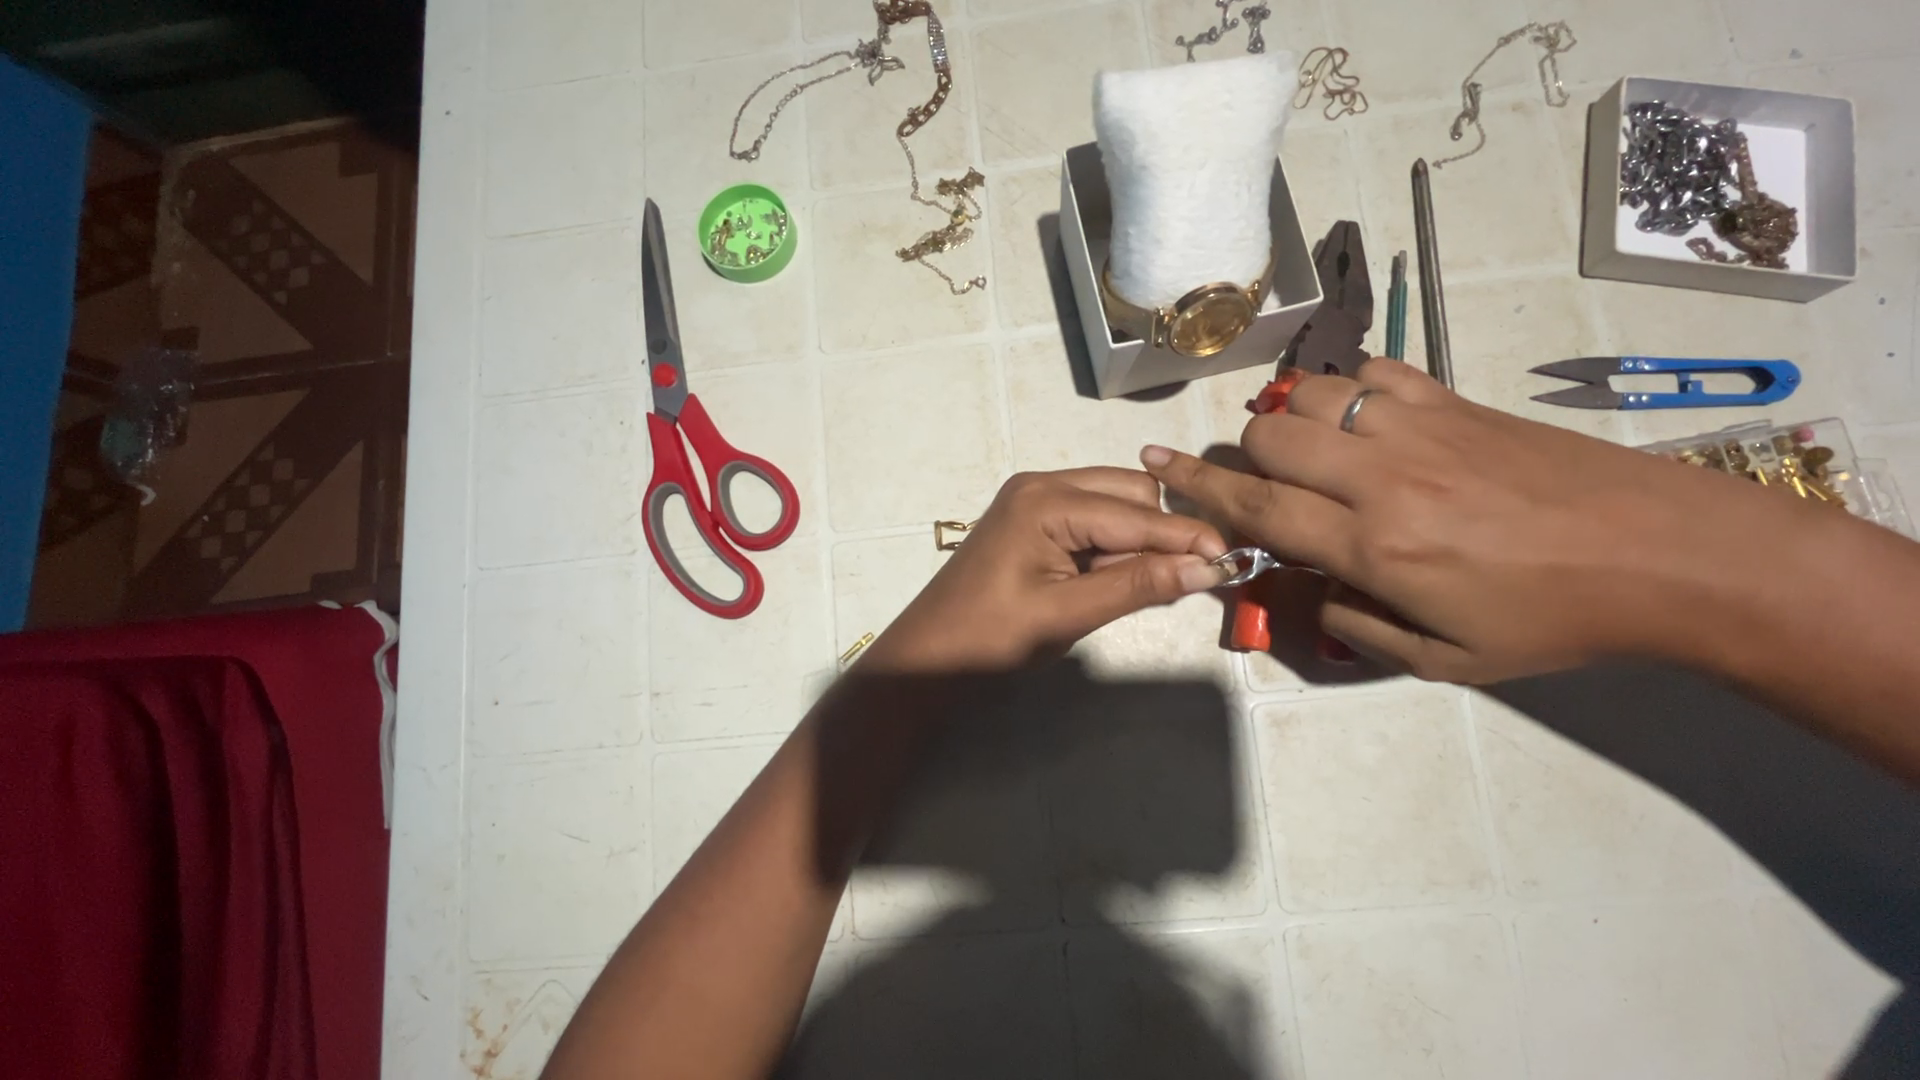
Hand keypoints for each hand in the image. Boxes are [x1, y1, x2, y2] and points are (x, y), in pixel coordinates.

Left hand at [863, 468, 1230, 671]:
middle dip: (1157, 535)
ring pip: (1113, 503)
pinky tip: (1104, 578)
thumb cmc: (991, 638)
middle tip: (1168, 585)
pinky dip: (1110, 544)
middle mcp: (1041, 484)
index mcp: (1045, 501)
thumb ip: (1137, 586)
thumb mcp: (1068, 614)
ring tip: (1123, 588)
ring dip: (1134, 540)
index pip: (1135, 514)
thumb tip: (1207, 567)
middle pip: (1129, 494)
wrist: (930, 656)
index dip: (1186, 538)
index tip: (1235, 560)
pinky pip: (1090, 517)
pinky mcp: (1031, 518)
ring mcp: (1033, 498)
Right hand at [1143, 357, 1831, 682]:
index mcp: (1372, 545)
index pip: (1256, 506)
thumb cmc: (1548, 620)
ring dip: (1291, 420)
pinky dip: (1346, 389)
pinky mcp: (1453, 400)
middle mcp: (1380, 475)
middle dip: (1247, 458)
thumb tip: (1304, 583)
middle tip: (1266, 484)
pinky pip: (1371, 370)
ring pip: (1310, 394)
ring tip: (1312, 449)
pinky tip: (1363, 418)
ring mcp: (1418, 426)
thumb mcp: (1441, 658)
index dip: (1195, 487)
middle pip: (1270, 437)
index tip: (1154, 466)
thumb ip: (1352, 622)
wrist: (1664, 554)